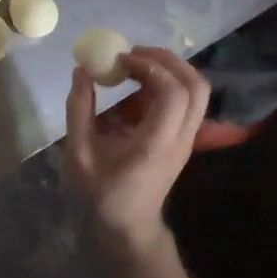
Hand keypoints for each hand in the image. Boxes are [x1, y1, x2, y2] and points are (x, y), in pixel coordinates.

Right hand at [64, 47, 210, 248]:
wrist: (129, 225)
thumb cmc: (101, 192)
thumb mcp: (79, 152)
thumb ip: (79, 109)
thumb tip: (82, 70)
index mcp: (157, 143)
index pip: (173, 94)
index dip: (150, 67)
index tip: (119, 60)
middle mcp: (181, 138)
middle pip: (196, 86)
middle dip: (167, 60)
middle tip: (132, 52)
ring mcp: (187, 139)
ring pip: (197, 91)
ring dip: (170, 69)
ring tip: (135, 64)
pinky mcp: (184, 138)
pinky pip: (187, 100)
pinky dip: (167, 82)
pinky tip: (138, 83)